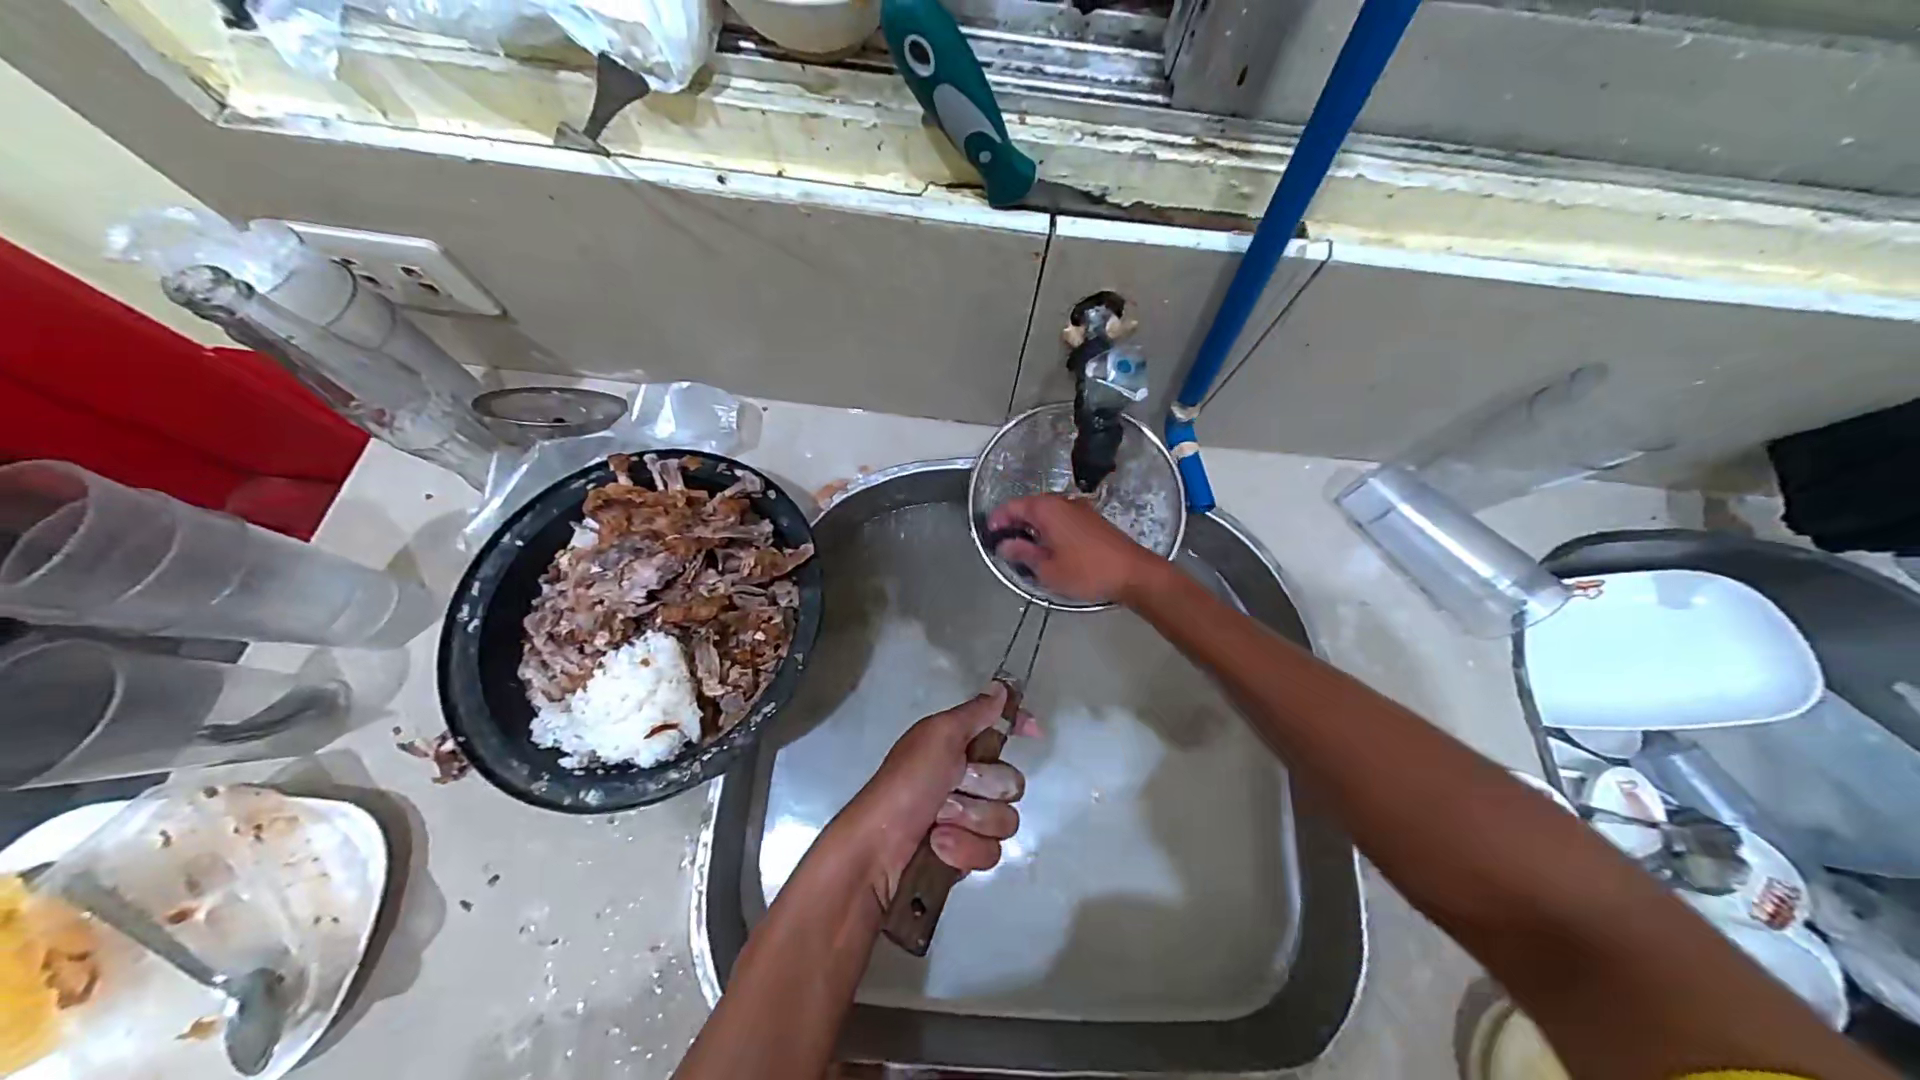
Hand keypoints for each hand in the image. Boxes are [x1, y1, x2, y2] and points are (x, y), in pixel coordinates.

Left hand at [840, 682, 1037, 905]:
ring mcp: (968, 820)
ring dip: (971, 820)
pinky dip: (964, 848)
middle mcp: (965, 780)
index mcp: (956, 746)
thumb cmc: (907, 784)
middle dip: (984, 788)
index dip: (1017, 726)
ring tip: (939, 822)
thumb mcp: (938, 736)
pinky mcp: (966, 854)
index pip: (999, 730)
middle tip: (952, 788)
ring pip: (1005, 820)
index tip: (1032, 730)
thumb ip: (975, 713)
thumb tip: (1001, 687)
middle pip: (1012, 782)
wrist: (879, 849)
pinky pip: (991, 851)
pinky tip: (940, 846)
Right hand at [987, 494, 1165, 604]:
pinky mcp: (1092, 520)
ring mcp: (1080, 509)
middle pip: (1029, 506)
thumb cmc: (1086, 571)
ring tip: (1024, 549)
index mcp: (1046, 509)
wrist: (1133, 573)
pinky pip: (1061, 519)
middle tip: (1004, 544)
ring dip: (1032, 526)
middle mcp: (1062, 502)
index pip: (1012, 506)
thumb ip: (1022, 553)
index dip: (997, 519)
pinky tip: (1049, 548)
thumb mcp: (1047, 568)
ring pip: (1046, 513)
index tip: (989, 535)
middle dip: (1014, 522)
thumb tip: (1004, 545)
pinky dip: (1049, 529)